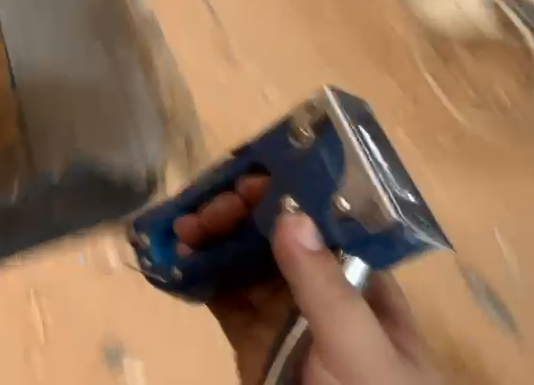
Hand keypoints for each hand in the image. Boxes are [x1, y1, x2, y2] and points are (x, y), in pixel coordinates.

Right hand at [176, 176, 440, 384]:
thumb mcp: (360, 352)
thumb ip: (325, 288)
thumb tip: (290, 213)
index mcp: (361, 289)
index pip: (321, 226)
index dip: (282, 198)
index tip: (244, 180)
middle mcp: (319, 293)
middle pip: (269, 235)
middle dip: (232, 215)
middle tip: (201, 213)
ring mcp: (280, 314)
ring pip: (236, 256)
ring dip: (205, 235)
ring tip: (179, 232)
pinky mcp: (247, 334)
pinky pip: (214, 289)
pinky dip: (190, 268)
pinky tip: (172, 255)